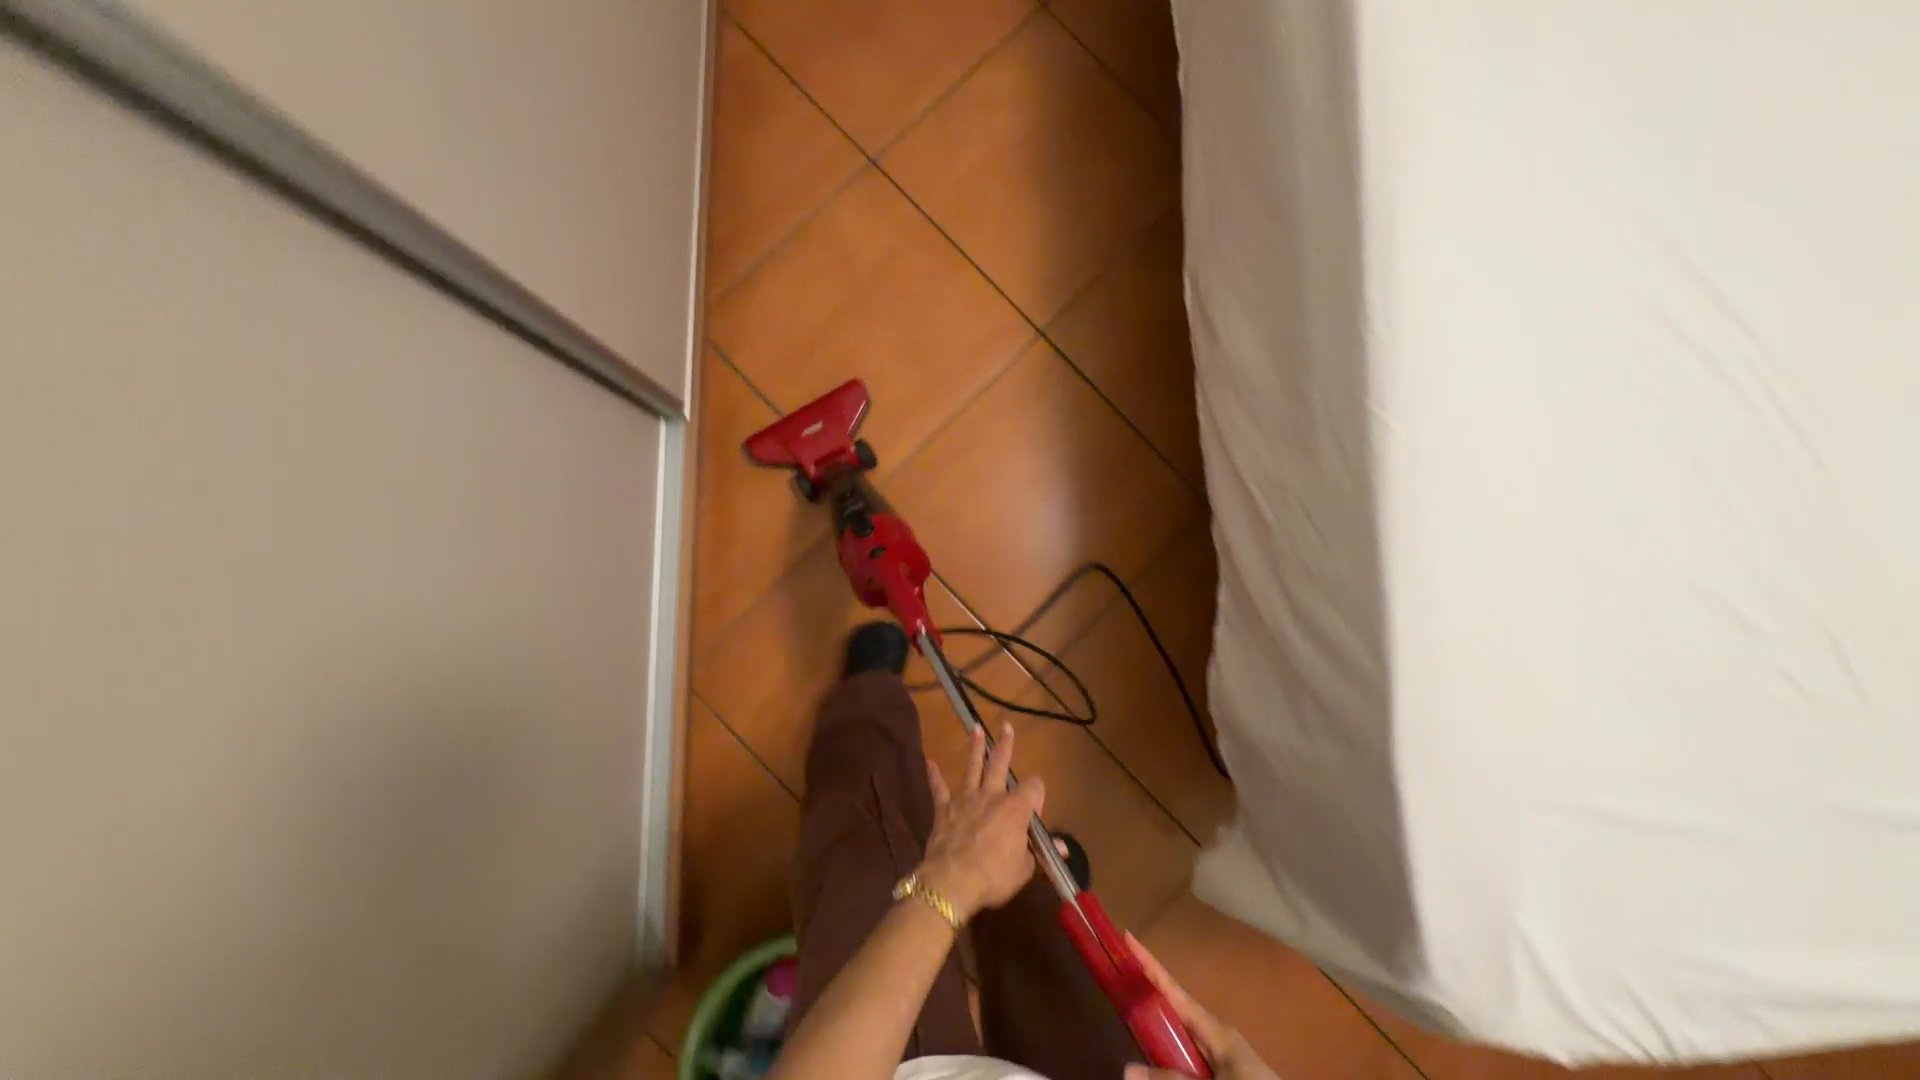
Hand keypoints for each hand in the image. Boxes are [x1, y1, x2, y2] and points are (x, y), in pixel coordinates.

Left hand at [918, 723, 1044, 922]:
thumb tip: (1062, 848)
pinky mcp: (944, 810)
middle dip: (1005, 745)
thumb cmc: (994, 876)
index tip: (1036, 810)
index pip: (1034, 788)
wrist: (952, 881)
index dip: (1038, 794)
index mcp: (1015, 809)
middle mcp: (992, 797)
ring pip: (972, 768)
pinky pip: (939, 789)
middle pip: (1000, 764)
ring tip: (975, 729)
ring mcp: (966, 800)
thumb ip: (1038, 852)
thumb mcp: (1025, 869)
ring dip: (975, 749)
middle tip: (1006, 727)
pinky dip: (934, 776)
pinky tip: (929, 762)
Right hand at [1122, 934, 1280, 1079]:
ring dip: (1156, 1025)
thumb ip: (1172, 1078)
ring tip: (1129, 1014)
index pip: (1173, 989)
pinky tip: (1155, 1056)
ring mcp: (1221, 1052)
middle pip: (1173, 1008)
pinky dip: (1169, 1049)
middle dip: (1147, 992)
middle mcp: (1216, 1034)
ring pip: (1180, 1033)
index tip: (1128, 935)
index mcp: (1215, 1028)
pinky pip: (1189, 1052)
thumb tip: (1125, 1068)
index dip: (1149, 964)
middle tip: (1118, 976)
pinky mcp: (1224, 1070)